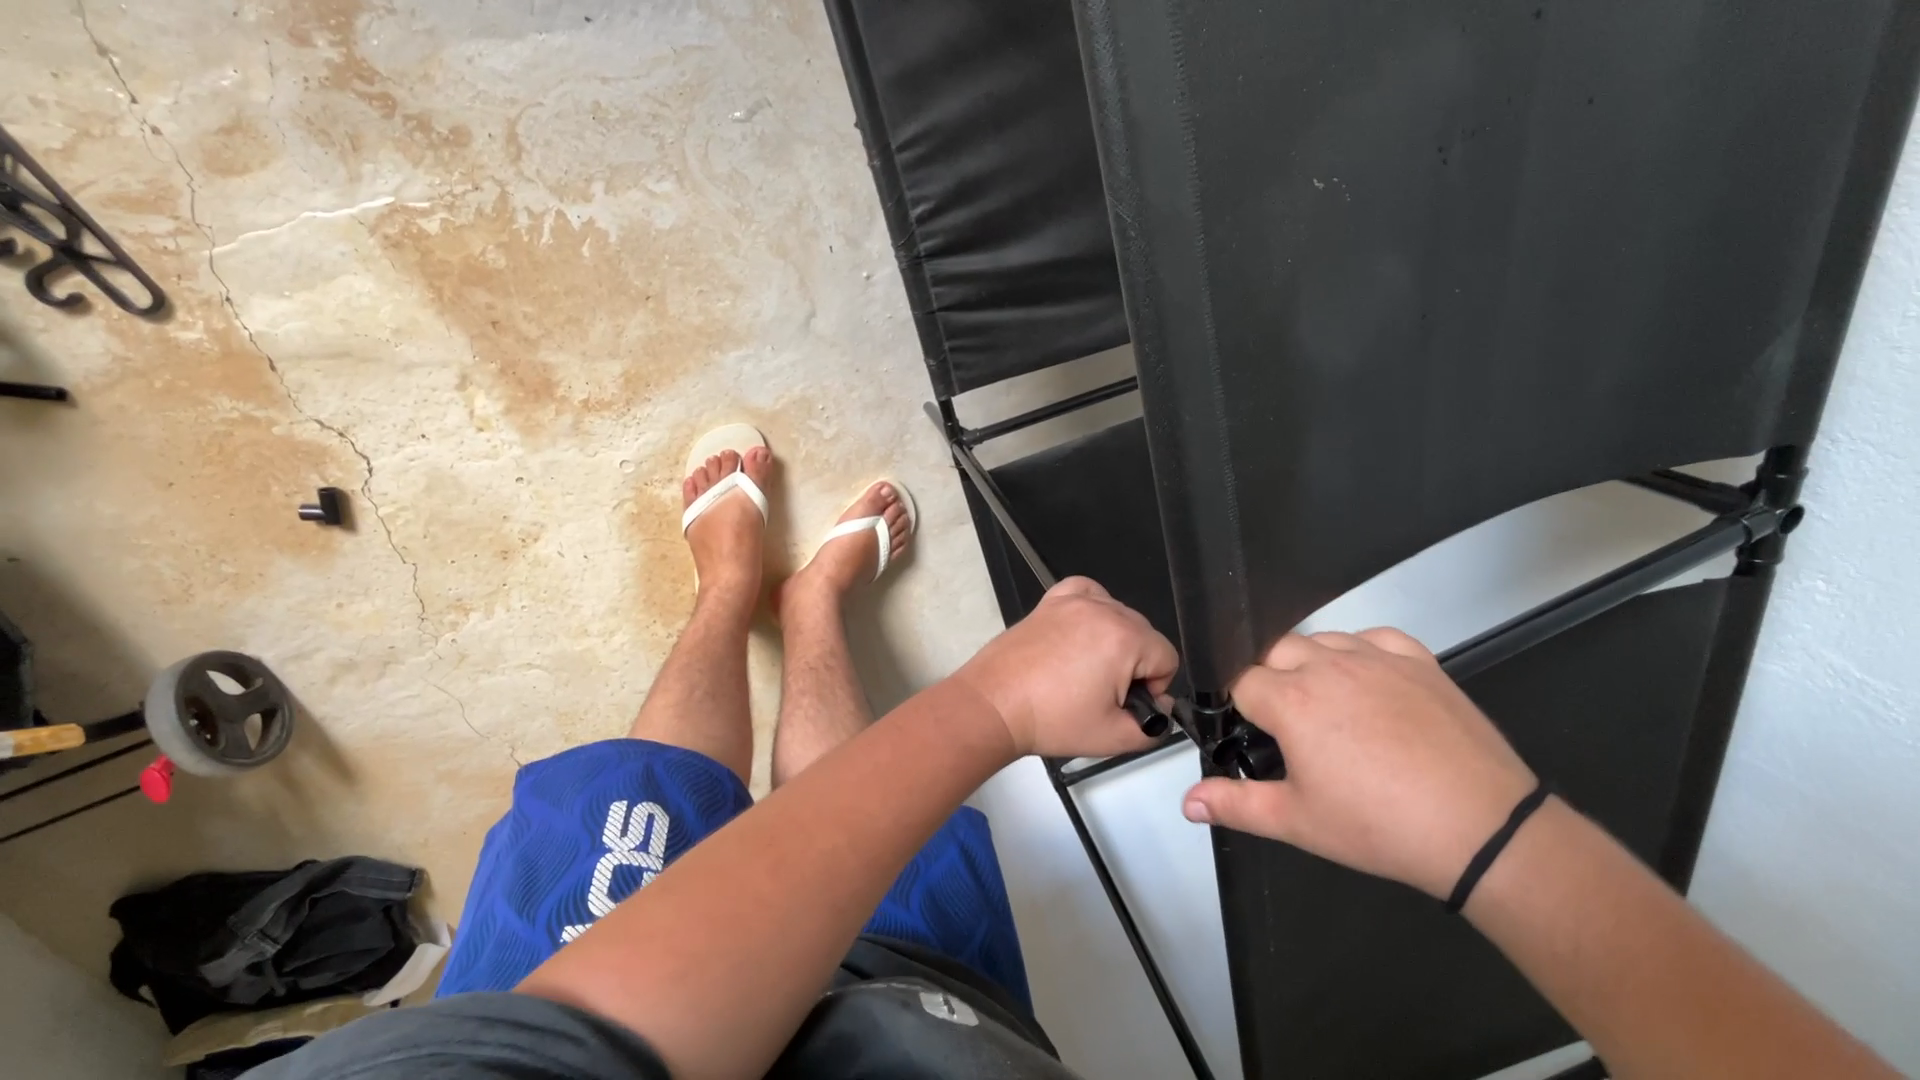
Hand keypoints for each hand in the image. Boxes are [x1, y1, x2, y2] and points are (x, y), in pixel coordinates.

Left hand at [950, 577, 1179, 758]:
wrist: (994, 706)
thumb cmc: (1049, 719)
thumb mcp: (1113, 737)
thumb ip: (1152, 727)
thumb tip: (1158, 709)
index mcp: (1124, 639)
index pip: (1167, 657)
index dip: (1156, 686)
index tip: (1130, 703)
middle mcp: (1102, 610)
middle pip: (1144, 634)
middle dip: (1134, 665)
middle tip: (1105, 694)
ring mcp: (1073, 602)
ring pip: (1118, 615)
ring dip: (1114, 641)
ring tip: (1088, 671)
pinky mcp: (1049, 603)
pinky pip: (1085, 592)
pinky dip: (1091, 608)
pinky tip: (1082, 634)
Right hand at [1183, 629, 1536, 898]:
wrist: (1482, 829)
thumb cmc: (1380, 826)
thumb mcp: (1297, 822)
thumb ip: (1235, 805)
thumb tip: (1189, 801)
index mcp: (1292, 700)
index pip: (1240, 681)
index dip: (1237, 705)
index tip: (1248, 731)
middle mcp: (1330, 666)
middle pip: (1276, 651)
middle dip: (1269, 678)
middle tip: (1285, 726)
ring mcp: (1378, 659)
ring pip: (1323, 639)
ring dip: (1311, 663)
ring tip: (1326, 707)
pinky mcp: (1421, 663)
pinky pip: (1376, 638)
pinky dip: (1362, 652)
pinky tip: (1368, 682)